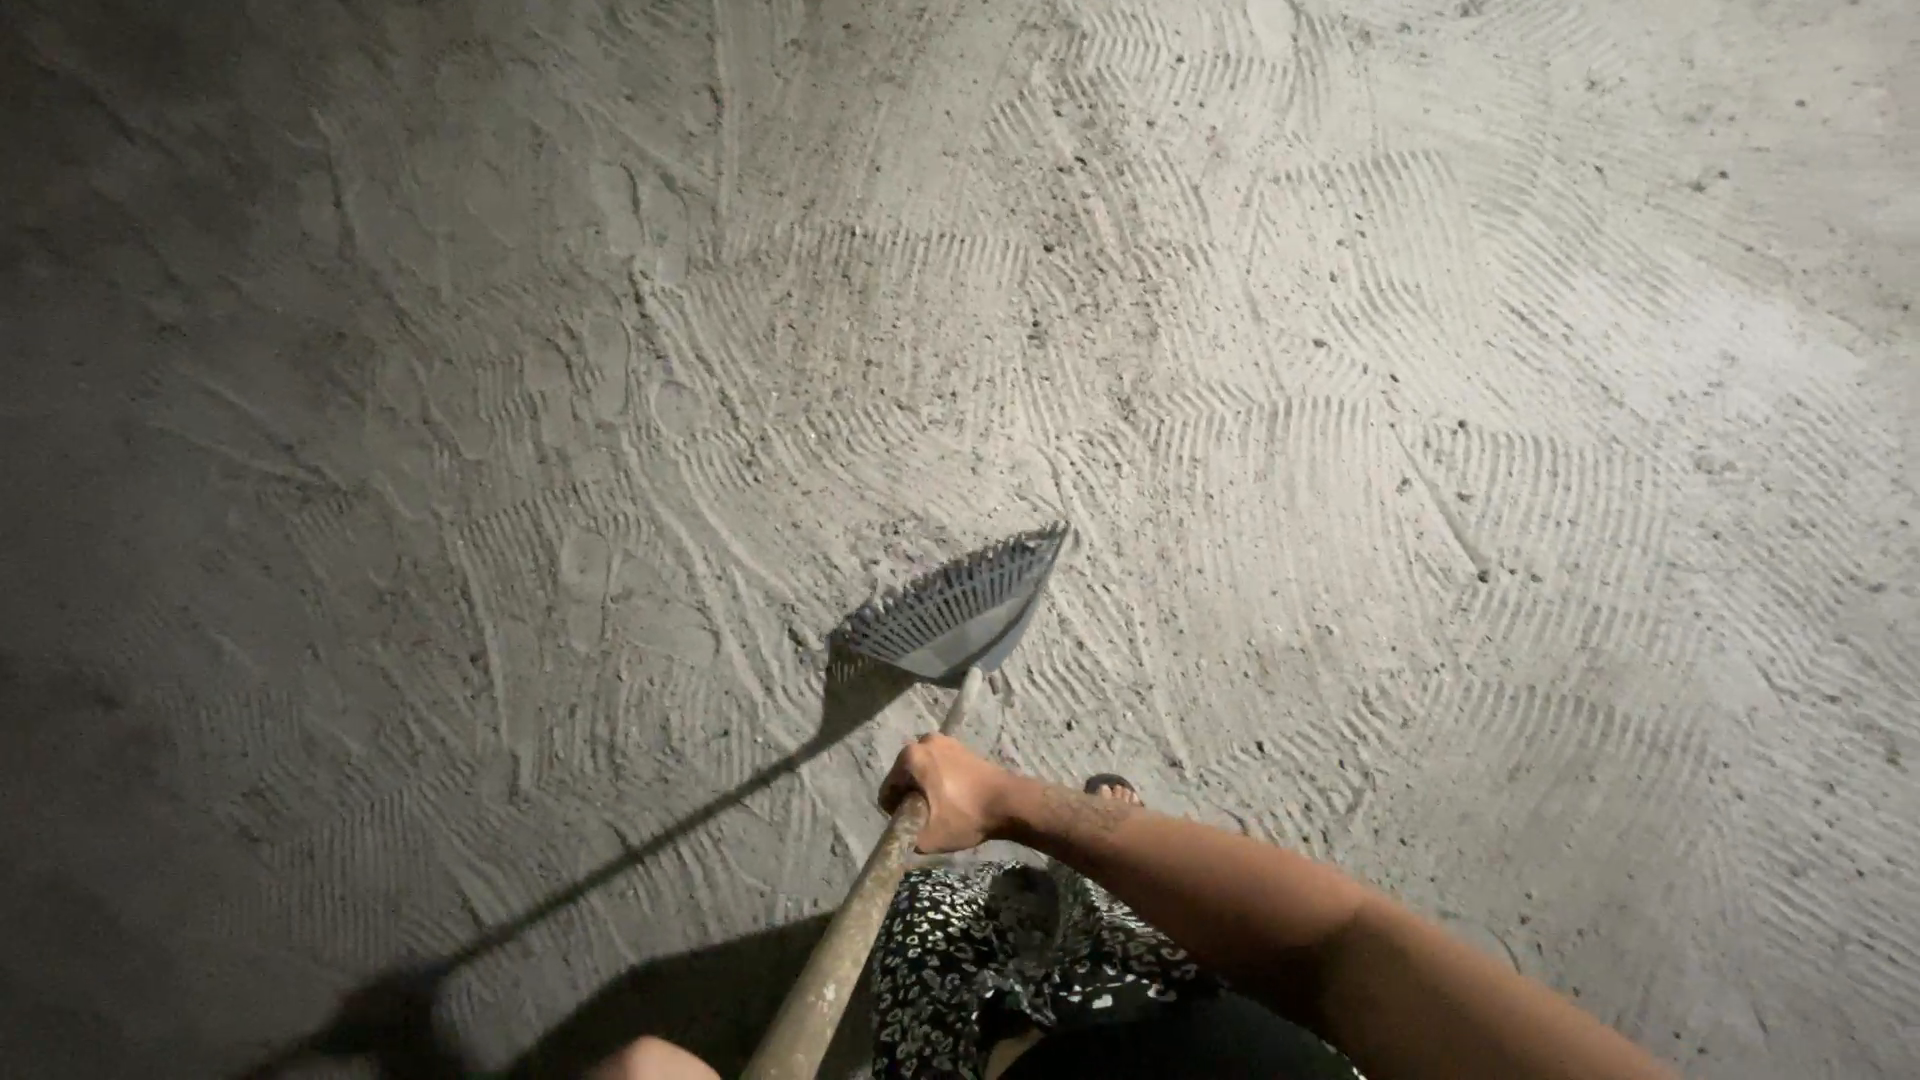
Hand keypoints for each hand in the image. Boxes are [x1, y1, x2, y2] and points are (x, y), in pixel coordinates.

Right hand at [878, 733, 1020, 852]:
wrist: (1008, 801)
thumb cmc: (965, 815)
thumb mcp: (928, 838)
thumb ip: (903, 838)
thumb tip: (899, 835)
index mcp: (910, 756)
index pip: (888, 790)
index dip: (895, 813)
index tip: (913, 826)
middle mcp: (924, 741)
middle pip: (905, 778)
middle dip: (910, 798)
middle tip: (927, 818)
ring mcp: (944, 741)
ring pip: (922, 771)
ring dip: (926, 789)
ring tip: (941, 810)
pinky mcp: (961, 746)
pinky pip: (938, 766)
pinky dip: (940, 781)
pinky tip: (953, 798)